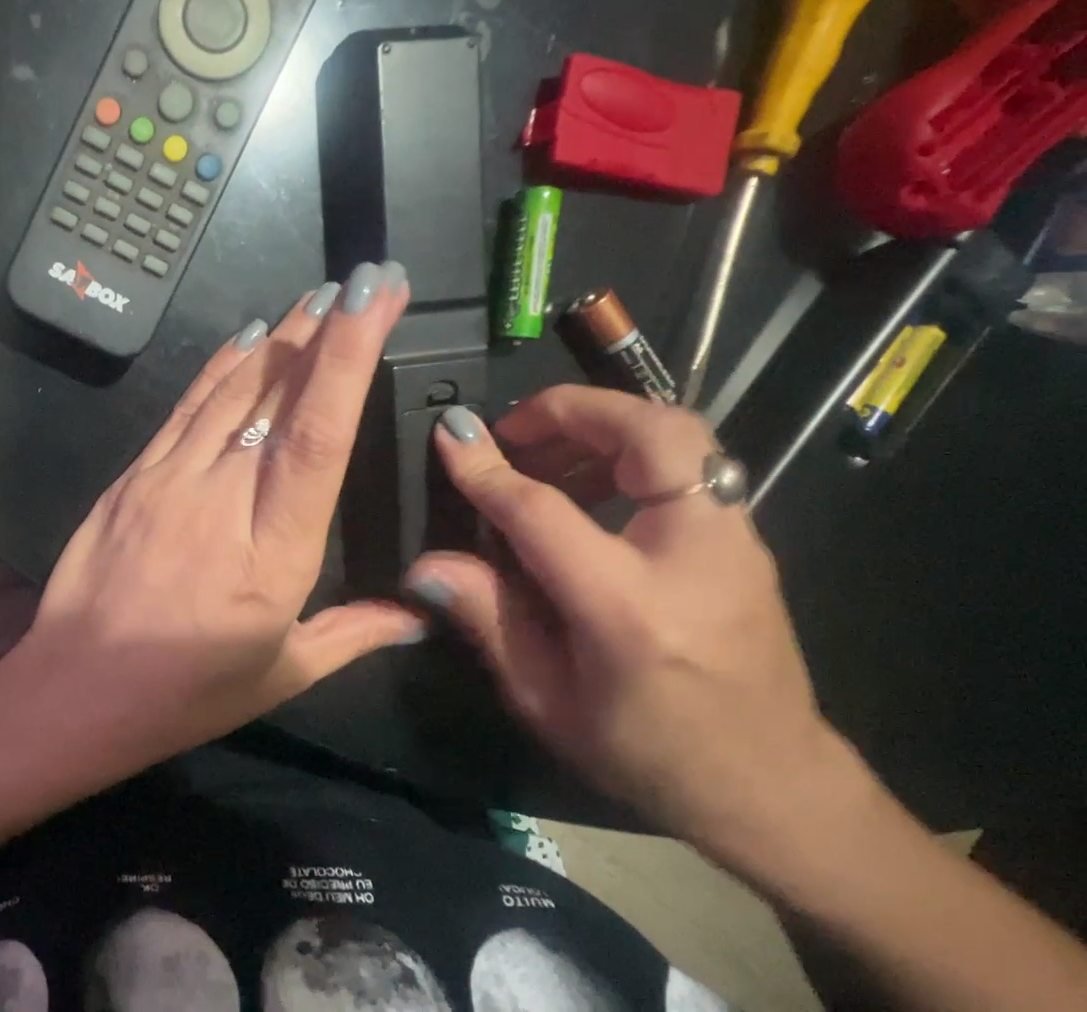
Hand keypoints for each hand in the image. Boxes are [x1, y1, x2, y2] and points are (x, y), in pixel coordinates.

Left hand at [0, 263, 424, 772]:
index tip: (377, 298)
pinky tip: (245, 338)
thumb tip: (419, 616)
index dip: (350, 357)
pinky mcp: (132, 477)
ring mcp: (169, 480)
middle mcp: (222, 499)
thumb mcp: (281, 674)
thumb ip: (354, 635)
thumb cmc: (185, 694)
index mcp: (274, 552)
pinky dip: (219, 368)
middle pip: (278, 396)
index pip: (318, 434)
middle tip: (363, 280)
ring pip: (232, 391)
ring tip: (315, 297)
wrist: (74, 690)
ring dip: (278, 339)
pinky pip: (184, 409)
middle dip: (324, 331)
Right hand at [408, 386, 858, 862]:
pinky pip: (691, 464)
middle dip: (573, 410)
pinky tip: (590, 486)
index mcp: (629, 610)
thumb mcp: (545, 700)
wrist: (772, 786)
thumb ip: (487, 618)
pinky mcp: (746, 540)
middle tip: (515, 430)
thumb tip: (425, 563)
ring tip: (544, 456)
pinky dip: (633, 451)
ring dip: (605, 426)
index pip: (544, 511)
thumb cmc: (644, 752)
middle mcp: (695, 558)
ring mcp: (735, 543)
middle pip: (650, 434)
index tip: (450, 434)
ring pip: (682, 435)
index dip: (487, 470)